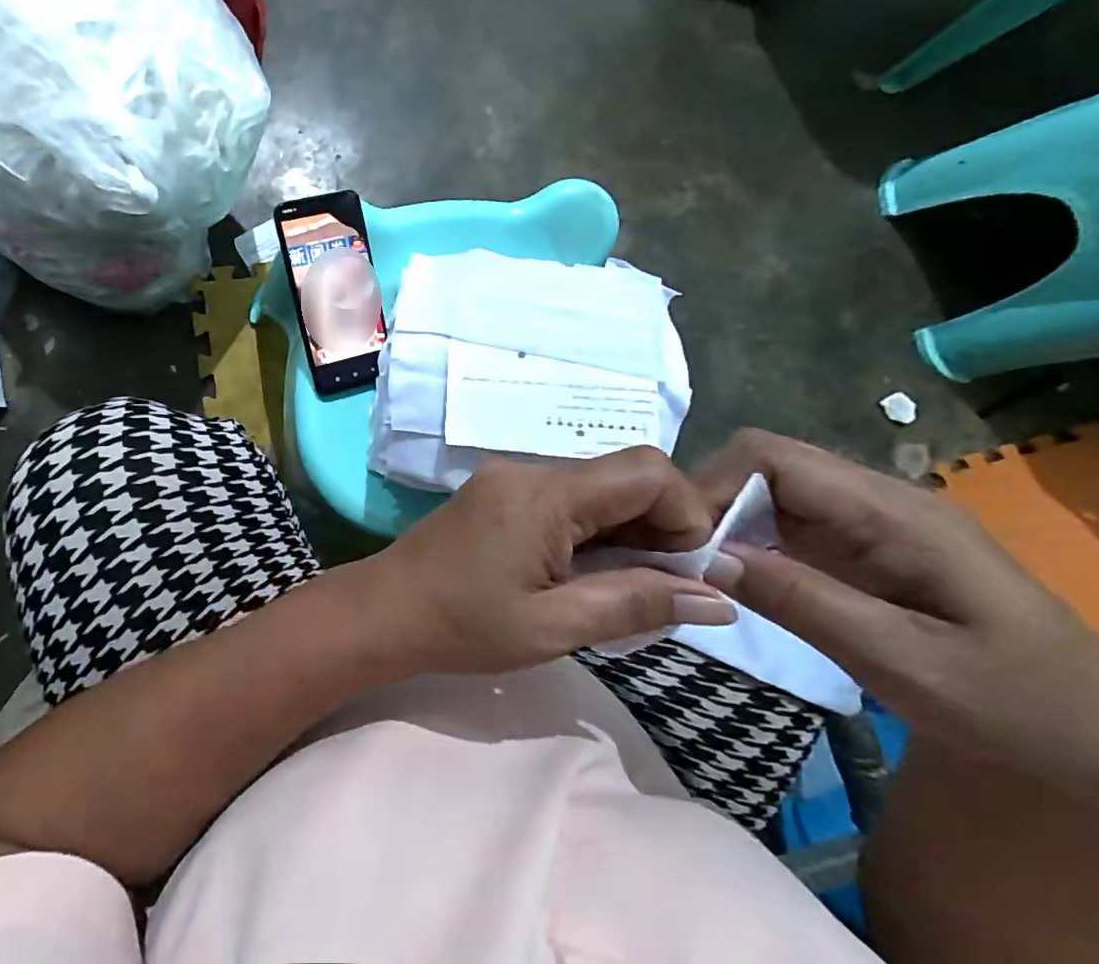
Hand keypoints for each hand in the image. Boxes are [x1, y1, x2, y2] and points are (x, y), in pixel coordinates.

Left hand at [358, 447, 737, 674]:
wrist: (382, 613)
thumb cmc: (462, 626)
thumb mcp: (554, 627)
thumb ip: (635, 604)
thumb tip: (717, 598)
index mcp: (543, 494)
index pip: (648, 471)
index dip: (685, 515)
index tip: (685, 572)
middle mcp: (526, 471)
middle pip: (622, 476)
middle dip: (658, 527)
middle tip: (657, 589)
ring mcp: (506, 479)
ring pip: (594, 489)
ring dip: (623, 533)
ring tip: (619, 588)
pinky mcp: (494, 494)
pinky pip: (562, 499)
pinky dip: (588, 531)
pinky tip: (581, 574)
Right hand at [692, 430, 1098, 803]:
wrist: (1084, 742)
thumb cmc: (1009, 704)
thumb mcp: (903, 661)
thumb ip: (802, 601)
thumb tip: (704, 555)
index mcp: (893, 512)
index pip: (773, 457)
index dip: (711, 485)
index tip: (678, 543)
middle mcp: (873, 500)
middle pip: (761, 464)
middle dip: (706, 501)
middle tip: (676, 559)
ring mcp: (863, 523)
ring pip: (762, 490)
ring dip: (717, 521)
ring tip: (688, 569)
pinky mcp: (852, 547)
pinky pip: (777, 522)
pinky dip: (737, 540)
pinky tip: (724, 577)